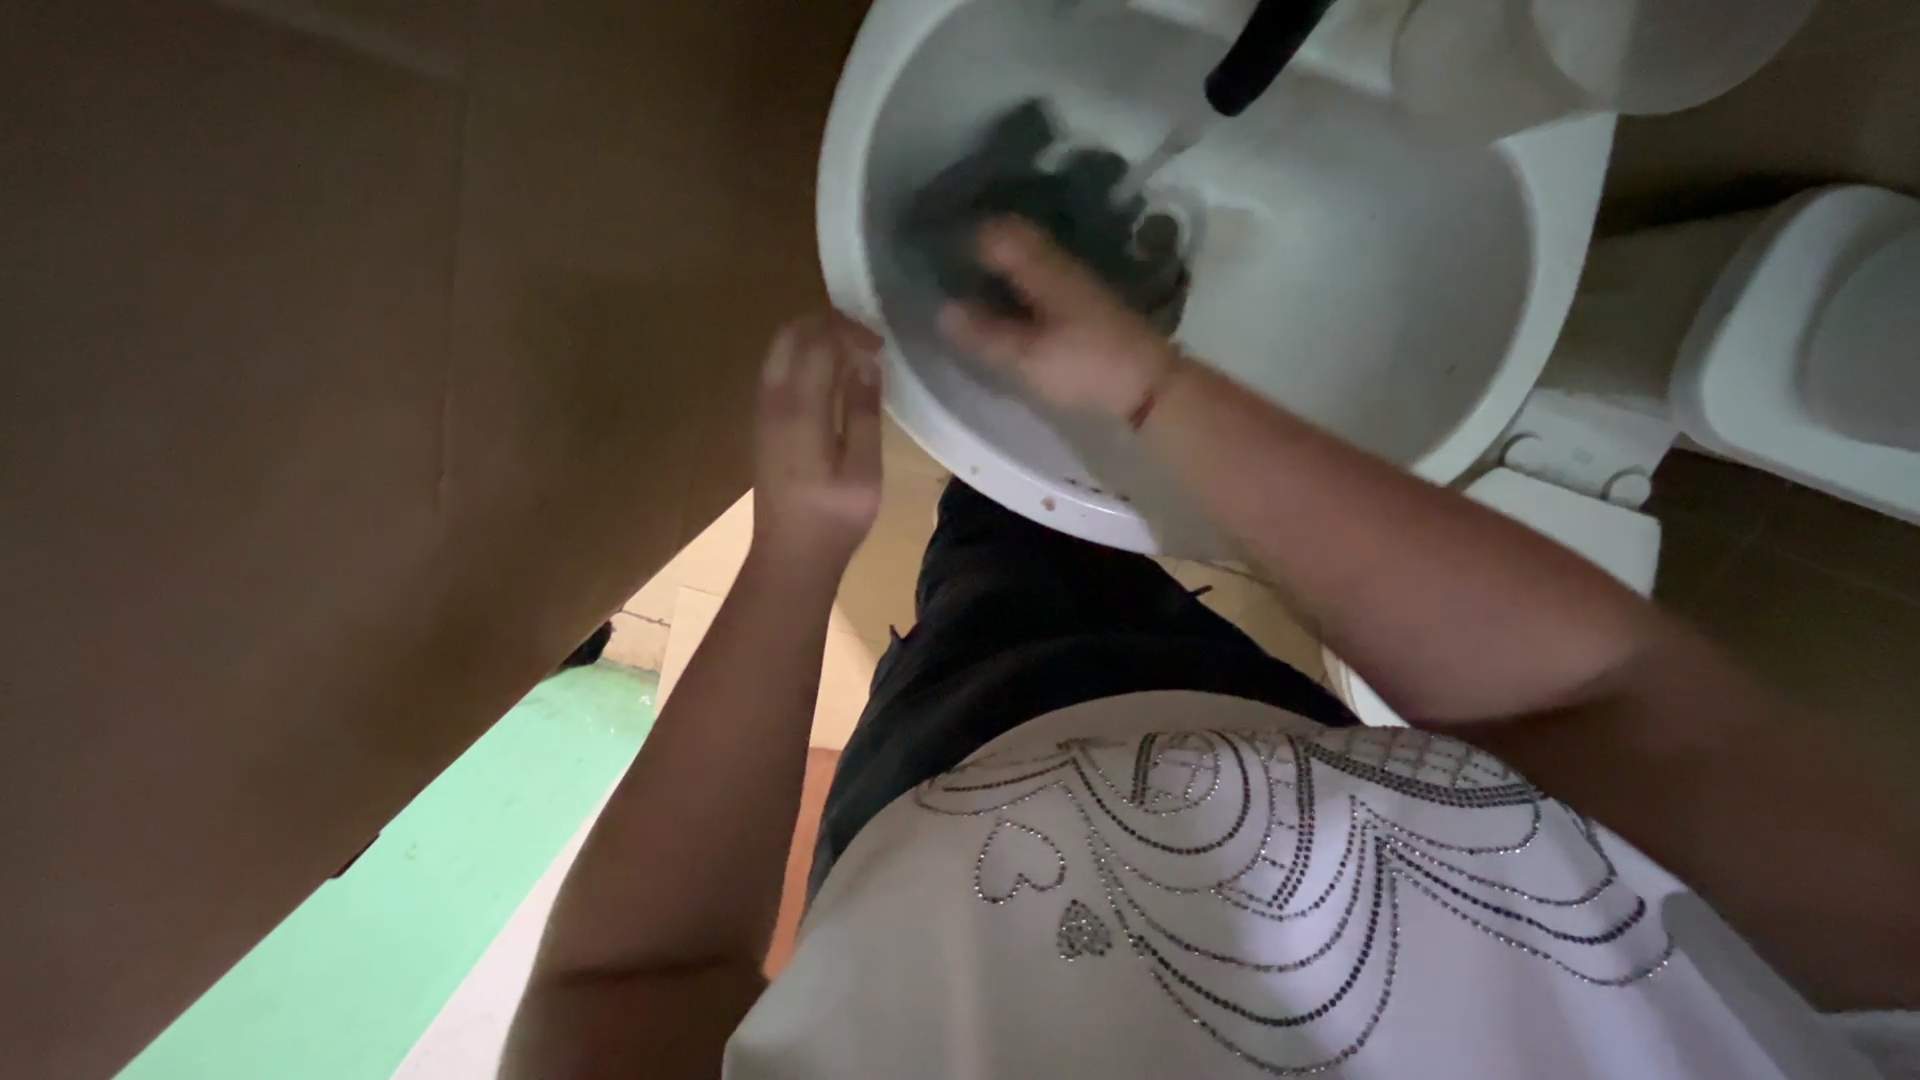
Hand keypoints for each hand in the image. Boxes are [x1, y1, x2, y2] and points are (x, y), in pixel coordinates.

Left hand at [752, 312, 884, 568]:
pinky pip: (777, 370)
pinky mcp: (762, 425)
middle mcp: (773, 401)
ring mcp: (762, 412)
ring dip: (814, 338)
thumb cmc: (835, 516)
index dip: (851, 331)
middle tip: (866, 338)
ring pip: (779, 350)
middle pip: (791, 335)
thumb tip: (866, 362)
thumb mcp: (863, 467)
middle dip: (828, 324)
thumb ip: (862, 410)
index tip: (881, 343)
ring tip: (852, 353)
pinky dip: (803, 358)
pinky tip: (830, 378)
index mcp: (799, 409)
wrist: (790, 555)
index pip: (820, 341)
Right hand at [939, 218, 1182, 418]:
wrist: (1149, 384)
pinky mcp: (1085, 304)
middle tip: (944, 272)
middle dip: (977, 252)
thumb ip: (984, 334)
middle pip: (1013, 241)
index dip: (963, 238)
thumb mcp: (1026, 357)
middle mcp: (1059, 264)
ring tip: (966, 292)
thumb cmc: (1085, 366)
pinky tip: (1004, 312)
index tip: (934, 256)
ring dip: (997, 271)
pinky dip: (1016, 290)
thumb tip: (943, 309)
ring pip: (1027, 262)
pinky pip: (1039, 282)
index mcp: (1042, 267)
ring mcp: (1075, 282)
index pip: (996, 232)